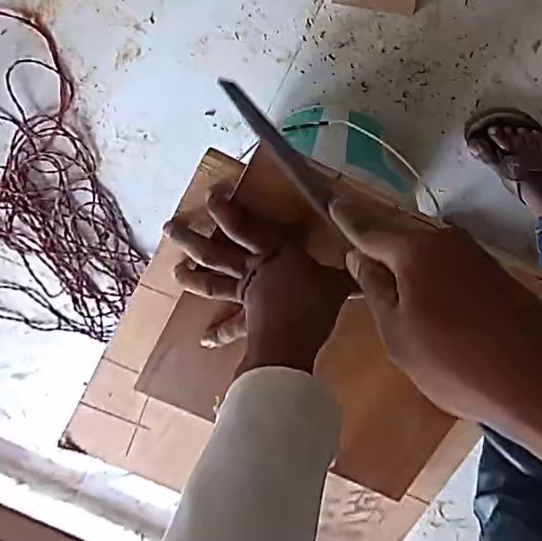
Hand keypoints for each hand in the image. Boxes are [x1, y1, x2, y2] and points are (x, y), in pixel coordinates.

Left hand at [164, 194, 354, 373]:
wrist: (290, 346)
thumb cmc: (311, 306)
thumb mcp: (337, 283)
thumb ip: (348, 271)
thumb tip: (370, 259)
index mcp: (272, 252)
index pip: (243, 226)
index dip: (225, 209)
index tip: (211, 194)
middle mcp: (253, 269)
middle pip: (215, 252)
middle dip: (192, 238)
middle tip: (171, 227)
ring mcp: (245, 296)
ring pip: (213, 282)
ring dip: (193, 276)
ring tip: (176, 270)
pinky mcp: (246, 321)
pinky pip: (230, 325)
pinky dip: (218, 331)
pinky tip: (204, 338)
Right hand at [332, 197, 541, 466]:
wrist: (541, 377)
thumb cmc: (456, 361)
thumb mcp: (399, 335)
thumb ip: (375, 290)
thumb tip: (358, 258)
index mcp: (415, 251)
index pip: (370, 230)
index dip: (348, 220)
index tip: (332, 203)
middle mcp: (444, 240)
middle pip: (400, 239)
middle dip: (380, 250)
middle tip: (360, 264)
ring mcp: (473, 254)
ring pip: (426, 253)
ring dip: (408, 268)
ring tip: (395, 297)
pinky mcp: (493, 272)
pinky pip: (449, 266)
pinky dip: (433, 278)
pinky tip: (432, 305)